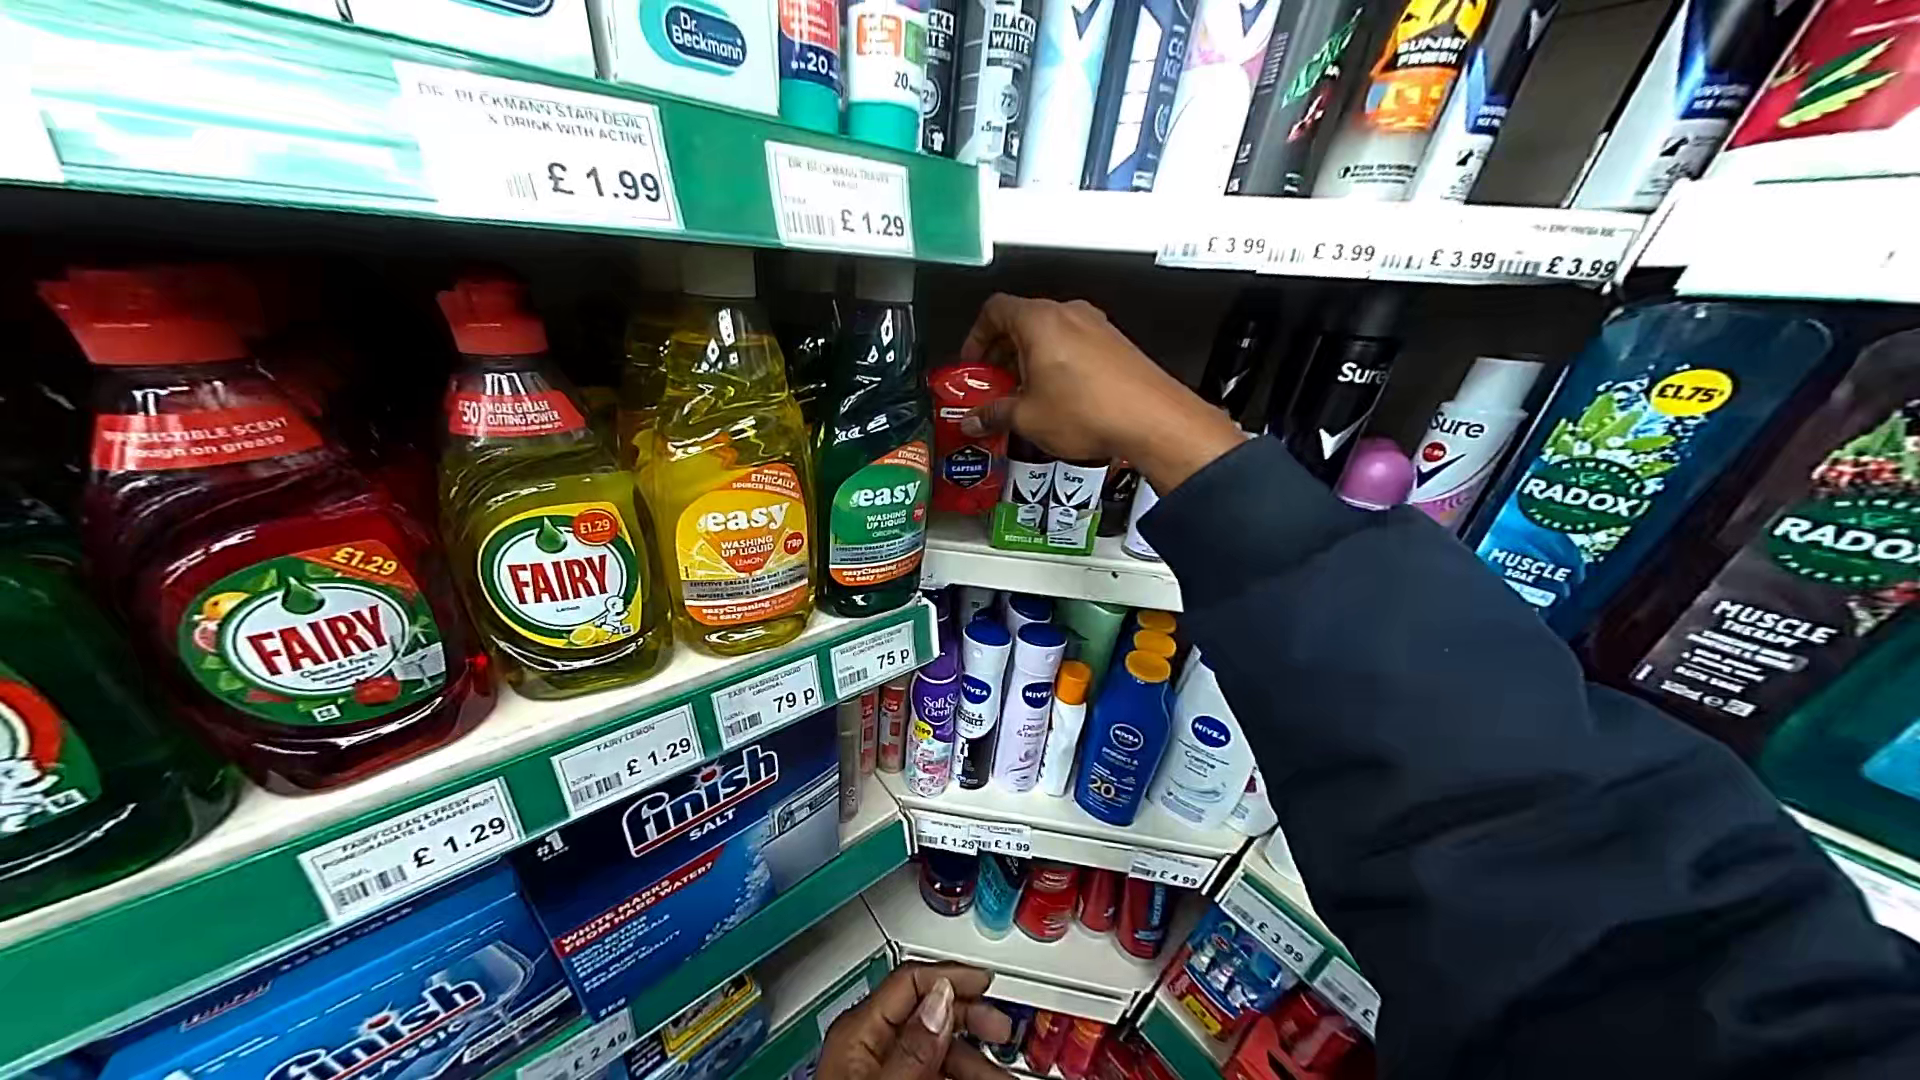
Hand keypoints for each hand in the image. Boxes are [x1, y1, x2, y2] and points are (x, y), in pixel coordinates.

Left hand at [817, 963, 1014, 1079]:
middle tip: (1001, 1031)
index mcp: (858, 1035)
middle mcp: (870, 1050)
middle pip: (930, 1016)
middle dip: (971, 1022)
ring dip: (976, 1063)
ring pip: (939, 1055)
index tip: (985, 981)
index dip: (951, 976)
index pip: (909, 982)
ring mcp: (882, 1077)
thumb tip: (941, 999)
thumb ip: (913, 1047)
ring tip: (1004, 1078)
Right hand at [958, 294, 1243, 493]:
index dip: (975, 337)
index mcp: (1039, 320)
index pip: (994, 310)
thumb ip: (993, 414)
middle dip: (1001, 355)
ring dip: (1029, 362)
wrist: (1152, 420)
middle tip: (993, 385)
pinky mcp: (1114, 345)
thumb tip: (977, 420)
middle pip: (1021, 322)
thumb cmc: (1094, 409)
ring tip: (1022, 397)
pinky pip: (1074, 347)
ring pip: (1049, 335)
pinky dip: (1056, 366)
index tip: (972, 363)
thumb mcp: (1027, 418)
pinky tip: (1055, 399)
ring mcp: (1095, 327)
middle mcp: (1068, 314)